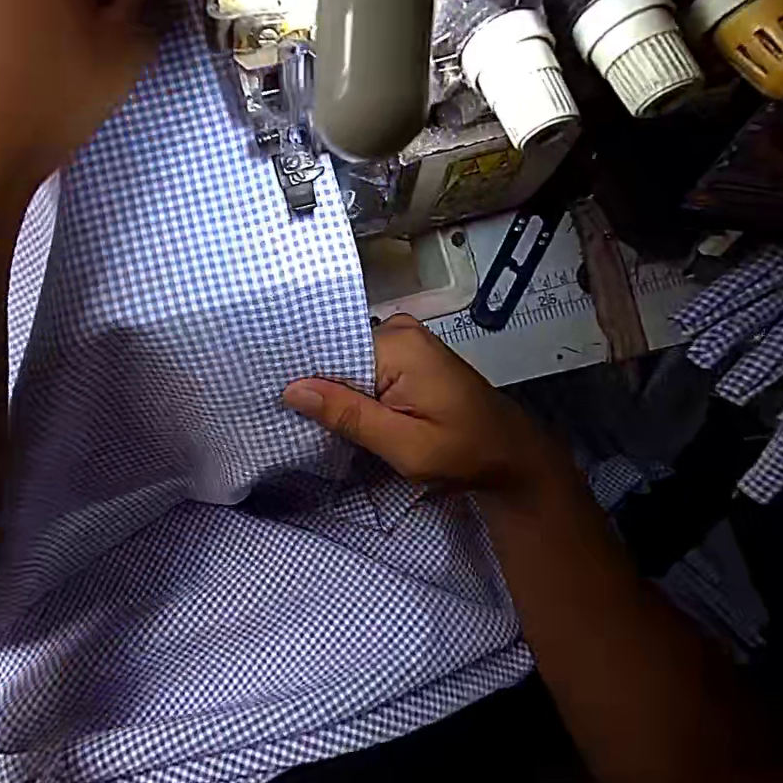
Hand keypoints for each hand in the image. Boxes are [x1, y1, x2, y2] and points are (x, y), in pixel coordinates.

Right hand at [282, 314, 563, 497]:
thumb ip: (349, 415)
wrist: (511, 454)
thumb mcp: (404, 446)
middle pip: (336, 352)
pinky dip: (350, 388)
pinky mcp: (404, 352)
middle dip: (315, 383)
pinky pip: (362, 365)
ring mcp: (402, 338)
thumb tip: (291, 389)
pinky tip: (335, 408)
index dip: (301, 374)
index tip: (271, 396)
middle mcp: (397, 328)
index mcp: (398, 344)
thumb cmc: (465, 453)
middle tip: (284, 412)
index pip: (330, 349)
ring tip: (304, 413)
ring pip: (346, 360)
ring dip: (332, 389)